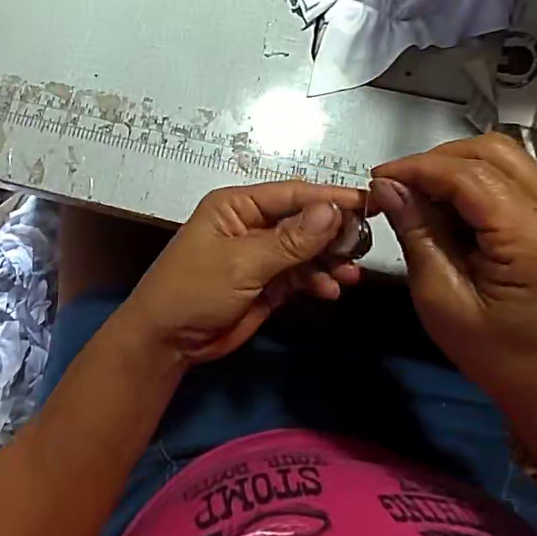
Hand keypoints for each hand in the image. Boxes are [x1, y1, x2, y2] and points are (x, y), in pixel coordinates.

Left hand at [121, 181, 366, 363]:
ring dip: (330, 260)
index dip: (330, 198)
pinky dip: (317, 281)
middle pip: (304, 220)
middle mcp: (252, 224)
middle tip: (363, 245)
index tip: (368, 204)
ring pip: (307, 250)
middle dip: (333, 232)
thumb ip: (289, 240)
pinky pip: (301, 275)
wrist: (168, 342)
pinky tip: (331, 290)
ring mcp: (261, 255)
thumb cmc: (194, 290)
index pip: (292, 193)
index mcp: (237, 205)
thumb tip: (332, 210)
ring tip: (351, 273)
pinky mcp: (268, 283)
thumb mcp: (242, 262)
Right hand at [370, 135, 536, 476]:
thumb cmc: (494, 354)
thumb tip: (386, 185)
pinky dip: (475, 181)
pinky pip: (515, 177)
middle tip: (399, 186)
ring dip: (455, 168)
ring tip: (420, 195)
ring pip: (506, 158)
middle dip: (438, 161)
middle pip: (495, 153)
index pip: (473, 178)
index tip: (379, 178)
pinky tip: (450, 206)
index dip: (420, 168)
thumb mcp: (440, 298)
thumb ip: (416, 232)